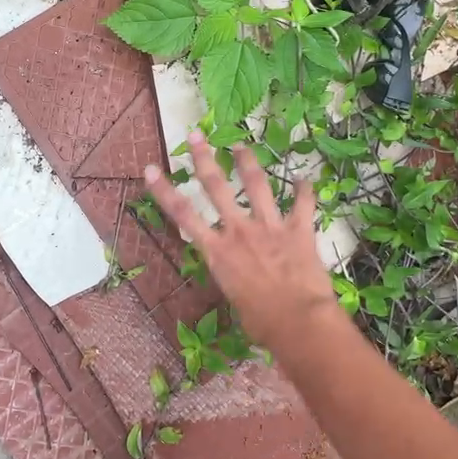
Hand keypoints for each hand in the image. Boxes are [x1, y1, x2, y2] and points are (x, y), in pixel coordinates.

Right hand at [143, 131, 339, 350]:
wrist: (298, 322)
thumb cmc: (261, 323)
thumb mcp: (235, 300)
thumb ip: (234, 278)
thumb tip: (242, 280)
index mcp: (218, 252)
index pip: (183, 215)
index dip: (164, 191)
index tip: (151, 169)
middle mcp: (239, 231)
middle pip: (217, 187)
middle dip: (204, 158)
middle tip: (196, 135)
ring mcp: (270, 227)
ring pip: (257, 185)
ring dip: (248, 162)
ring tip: (241, 144)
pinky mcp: (299, 230)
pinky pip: (303, 204)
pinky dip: (305, 190)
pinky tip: (306, 178)